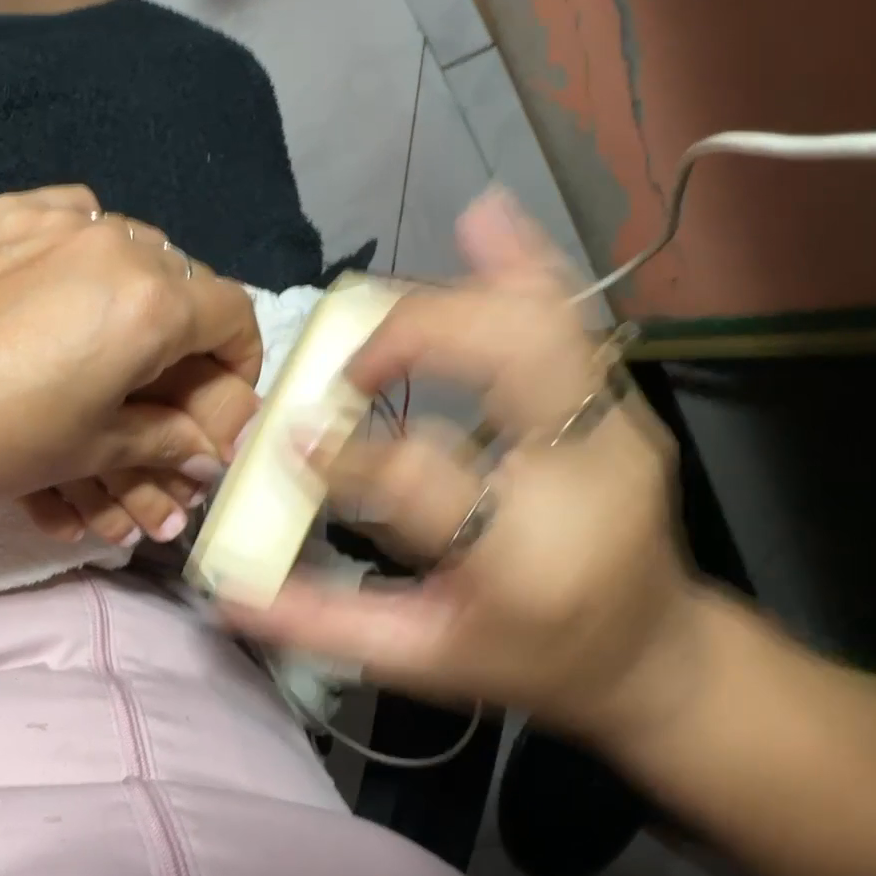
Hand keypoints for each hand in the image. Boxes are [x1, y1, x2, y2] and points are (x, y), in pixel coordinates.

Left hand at [0, 185, 259, 505]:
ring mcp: (53, 219)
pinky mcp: (3, 214)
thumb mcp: (92, 450)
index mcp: (150, 303)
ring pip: (131, 247)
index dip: (238, 365)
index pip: (235, 317)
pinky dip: (82, 255)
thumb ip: (168, 440)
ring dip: (138, 293)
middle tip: (164, 385)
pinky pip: (71, 222)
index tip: (219, 400)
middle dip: (187, 336)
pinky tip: (60, 293)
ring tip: (111, 343)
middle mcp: (114, 243)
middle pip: (184, 282)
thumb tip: (211, 448)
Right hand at [225, 191, 698, 745]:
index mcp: (525, 552)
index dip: (345, 453)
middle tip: (346, 373)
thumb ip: (320, 624)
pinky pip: (568, 316)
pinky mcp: (618, 402)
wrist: (651, 651)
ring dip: (452, 295)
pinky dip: (522, 262)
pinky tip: (485, 216)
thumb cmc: (528, 658)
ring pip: (543, 320)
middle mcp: (583, 474)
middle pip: (508, 356)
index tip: (291, 441)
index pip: (421, 477)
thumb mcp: (417, 660)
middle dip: (412, 338)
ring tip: (377, 307)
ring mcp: (614, 425)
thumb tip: (224, 592)